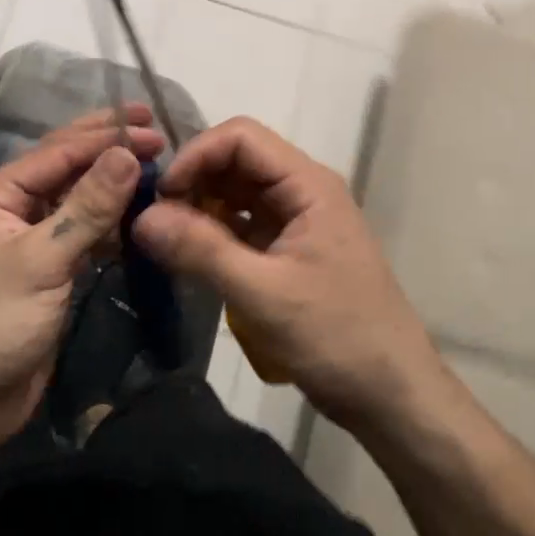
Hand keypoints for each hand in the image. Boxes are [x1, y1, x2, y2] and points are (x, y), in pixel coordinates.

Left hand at [0, 106, 164, 446]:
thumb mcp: (40, 261)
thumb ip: (85, 208)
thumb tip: (126, 153)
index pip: (59, 152)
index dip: (105, 137)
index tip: (151, 128)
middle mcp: (14, 207)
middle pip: (66, 165)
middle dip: (107, 145)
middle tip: (153, 127)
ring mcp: (33, 238)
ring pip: (78, 197)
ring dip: (113, 181)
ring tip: (156, 166)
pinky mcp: (51, 268)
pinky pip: (85, 230)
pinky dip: (111, 220)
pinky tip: (139, 213)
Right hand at [132, 118, 446, 434]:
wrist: (394, 398)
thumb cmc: (337, 337)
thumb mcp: (262, 294)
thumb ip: (200, 250)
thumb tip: (140, 217)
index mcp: (308, 185)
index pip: (241, 137)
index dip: (196, 155)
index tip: (162, 195)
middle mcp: (303, 191)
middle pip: (236, 161)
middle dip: (193, 180)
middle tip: (155, 219)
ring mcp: (298, 221)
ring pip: (236, 193)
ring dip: (199, 207)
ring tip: (164, 239)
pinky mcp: (290, 251)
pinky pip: (242, 224)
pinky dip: (212, 233)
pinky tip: (189, 257)